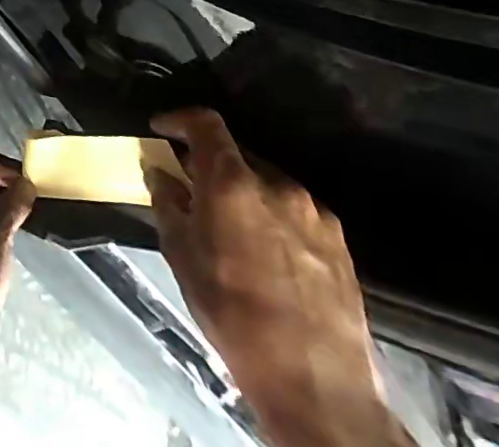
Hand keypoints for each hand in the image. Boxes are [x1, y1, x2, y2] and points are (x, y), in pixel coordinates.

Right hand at [146, 109, 411, 446]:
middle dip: (206, 162)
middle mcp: (278, 186)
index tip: (160, 129)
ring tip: (222, 222)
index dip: (178, 118)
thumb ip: (168, 204)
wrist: (316, 381)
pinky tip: (259, 247)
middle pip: (235, 153)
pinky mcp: (338, 240)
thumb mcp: (181, 256)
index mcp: (233, 184)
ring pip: (264, 181)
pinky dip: (267, 211)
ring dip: (238, 188)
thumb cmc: (232, 313)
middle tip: (185, 185)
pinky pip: (291, 208)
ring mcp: (314, 212)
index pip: (206, 124)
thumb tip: (161, 175)